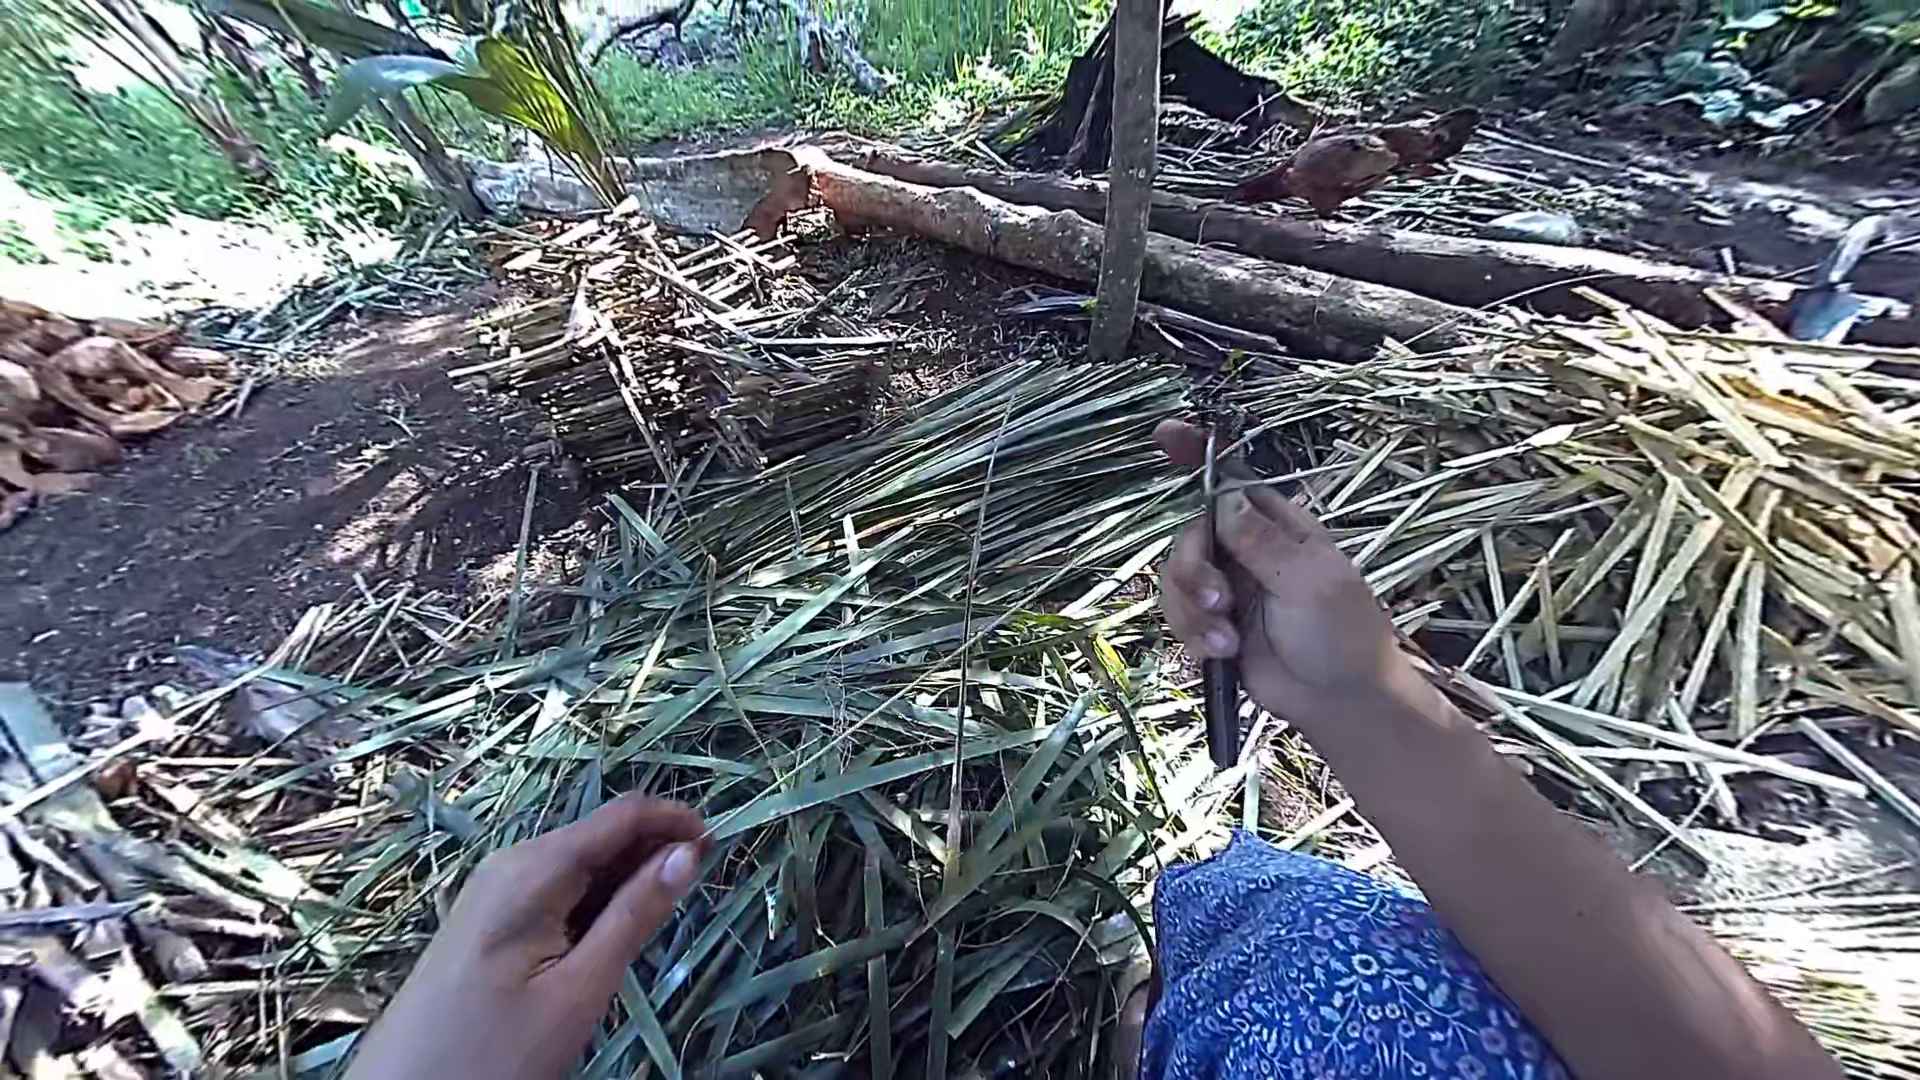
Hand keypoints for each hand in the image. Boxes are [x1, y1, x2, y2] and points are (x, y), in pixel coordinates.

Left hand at [345, 796, 707, 1079]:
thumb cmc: (489, 1062)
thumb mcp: (579, 990)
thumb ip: (637, 913)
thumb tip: (690, 852)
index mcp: (534, 868)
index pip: (625, 814)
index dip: (676, 820)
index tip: (715, 847)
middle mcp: (516, 862)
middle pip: (607, 832)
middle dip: (655, 850)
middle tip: (690, 890)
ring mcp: (500, 888)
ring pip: (588, 859)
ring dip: (629, 876)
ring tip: (651, 920)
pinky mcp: (493, 916)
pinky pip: (563, 885)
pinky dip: (599, 897)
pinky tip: (606, 935)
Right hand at [1155, 420, 1421, 725]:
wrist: (1339, 703)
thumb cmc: (1343, 635)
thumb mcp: (1310, 581)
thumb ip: (1261, 541)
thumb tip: (1225, 496)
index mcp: (1275, 526)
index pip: (1231, 479)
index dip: (1197, 455)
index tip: (1163, 436)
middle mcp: (1242, 550)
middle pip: (1188, 535)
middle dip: (1193, 570)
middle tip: (1217, 599)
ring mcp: (1224, 586)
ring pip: (1175, 577)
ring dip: (1193, 611)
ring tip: (1226, 641)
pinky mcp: (1208, 621)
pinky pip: (1176, 614)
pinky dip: (1192, 635)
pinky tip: (1221, 653)